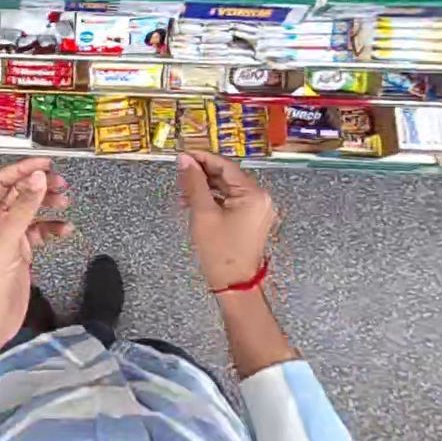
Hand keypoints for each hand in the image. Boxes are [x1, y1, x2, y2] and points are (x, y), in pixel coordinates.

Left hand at [0, 158, 72, 347]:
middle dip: (39, 186)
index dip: (23, 170)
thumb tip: (38, 177)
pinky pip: (40, 232)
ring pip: (31, 211)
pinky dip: (53, 228)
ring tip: (65, 201)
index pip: (2, 182)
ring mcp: (9, 237)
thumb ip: (23, 208)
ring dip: (48, 204)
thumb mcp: (5, 242)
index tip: (46, 164)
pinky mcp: (22, 252)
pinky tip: (66, 230)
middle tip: (61, 183)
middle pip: (19, 193)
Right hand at [176, 150, 277, 290]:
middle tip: (180, 173)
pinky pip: (231, 201)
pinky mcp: (252, 220)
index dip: (203, 158)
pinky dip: (214, 199)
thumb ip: (194, 183)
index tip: (183, 155)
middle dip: (202, 174)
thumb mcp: (203, 213)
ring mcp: (257, 210)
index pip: (225, 165)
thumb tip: (185, 160)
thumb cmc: (220, 251)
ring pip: (228, 188)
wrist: (234, 284)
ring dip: (206, 187)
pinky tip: (195, 202)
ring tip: (184, 191)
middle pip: (227, 176)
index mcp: (253, 194)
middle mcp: (260, 198)